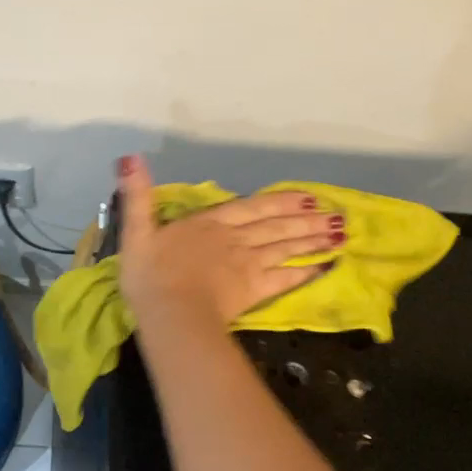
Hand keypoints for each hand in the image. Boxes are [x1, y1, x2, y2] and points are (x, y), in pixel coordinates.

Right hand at [115, 154, 342, 327]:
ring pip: (286, 248)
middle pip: (275, 226)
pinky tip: (326, 268)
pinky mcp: (255, 291)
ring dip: (313, 241)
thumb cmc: (150, 275)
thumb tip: (131, 157)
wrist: (170, 313)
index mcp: (208, 223)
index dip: (279, 202)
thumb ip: (138, 195)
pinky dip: (307, 272)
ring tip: (340, 235)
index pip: (250, 207)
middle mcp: (235, 239)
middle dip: (306, 220)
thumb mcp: (136, 231)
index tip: (307, 199)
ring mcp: (249, 265)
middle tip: (337, 215)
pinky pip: (287, 279)